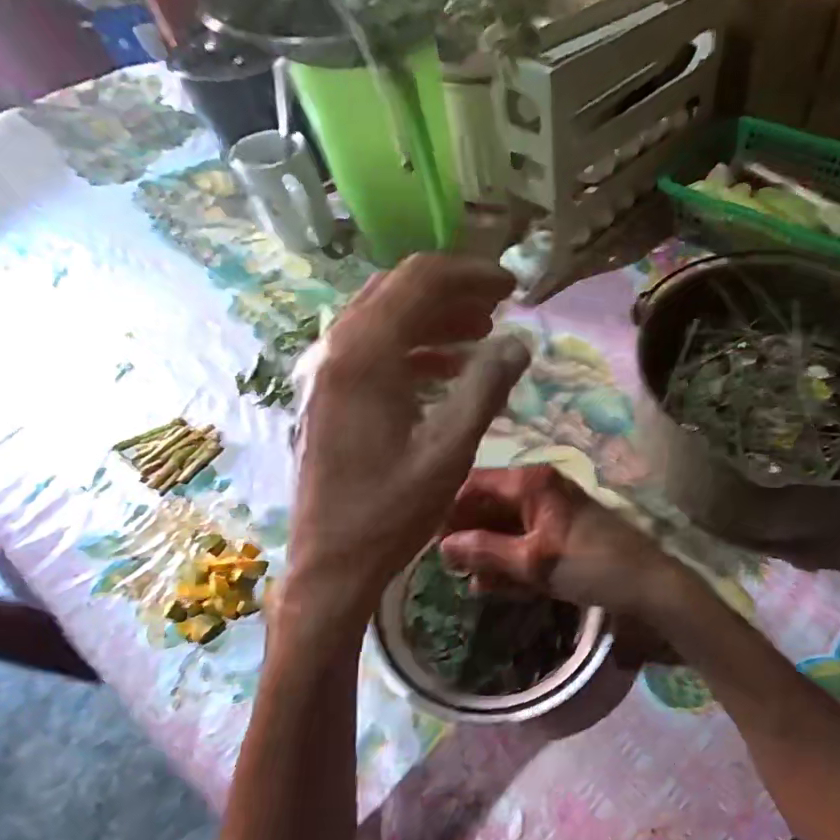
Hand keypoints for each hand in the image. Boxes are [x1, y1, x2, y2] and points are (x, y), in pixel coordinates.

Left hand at [288, 254, 526, 615]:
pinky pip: (369, 351)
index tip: (512, 287)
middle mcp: (334, 349)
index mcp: (363, 354)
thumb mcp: (449, 451)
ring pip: (381, 319)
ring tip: (480, 335)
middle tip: (499, 307)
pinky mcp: (322, 395)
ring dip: (431, 320)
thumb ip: (485, 388)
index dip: (471, 274)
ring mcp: (322, 372)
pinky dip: (408, 349)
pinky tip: (443, 370)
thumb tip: (518, 343)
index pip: (420, 280)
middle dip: (452, 293)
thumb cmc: (390, 513)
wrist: (330, 564)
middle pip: (397, 291)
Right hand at [439, 466, 686, 617]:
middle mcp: (537, 488)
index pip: (473, 485)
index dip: (448, 510)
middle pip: (486, 507)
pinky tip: (494, 587)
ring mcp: (548, 511)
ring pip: (502, 529)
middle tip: (448, 567)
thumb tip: (443, 546)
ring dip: (486, 556)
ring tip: (471, 583)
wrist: (647, 586)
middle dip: (467, 538)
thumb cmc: (591, 565)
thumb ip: (485, 552)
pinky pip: (521, 542)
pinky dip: (507, 562)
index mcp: (531, 482)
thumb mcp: (533, 562)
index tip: (428, 538)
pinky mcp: (557, 533)